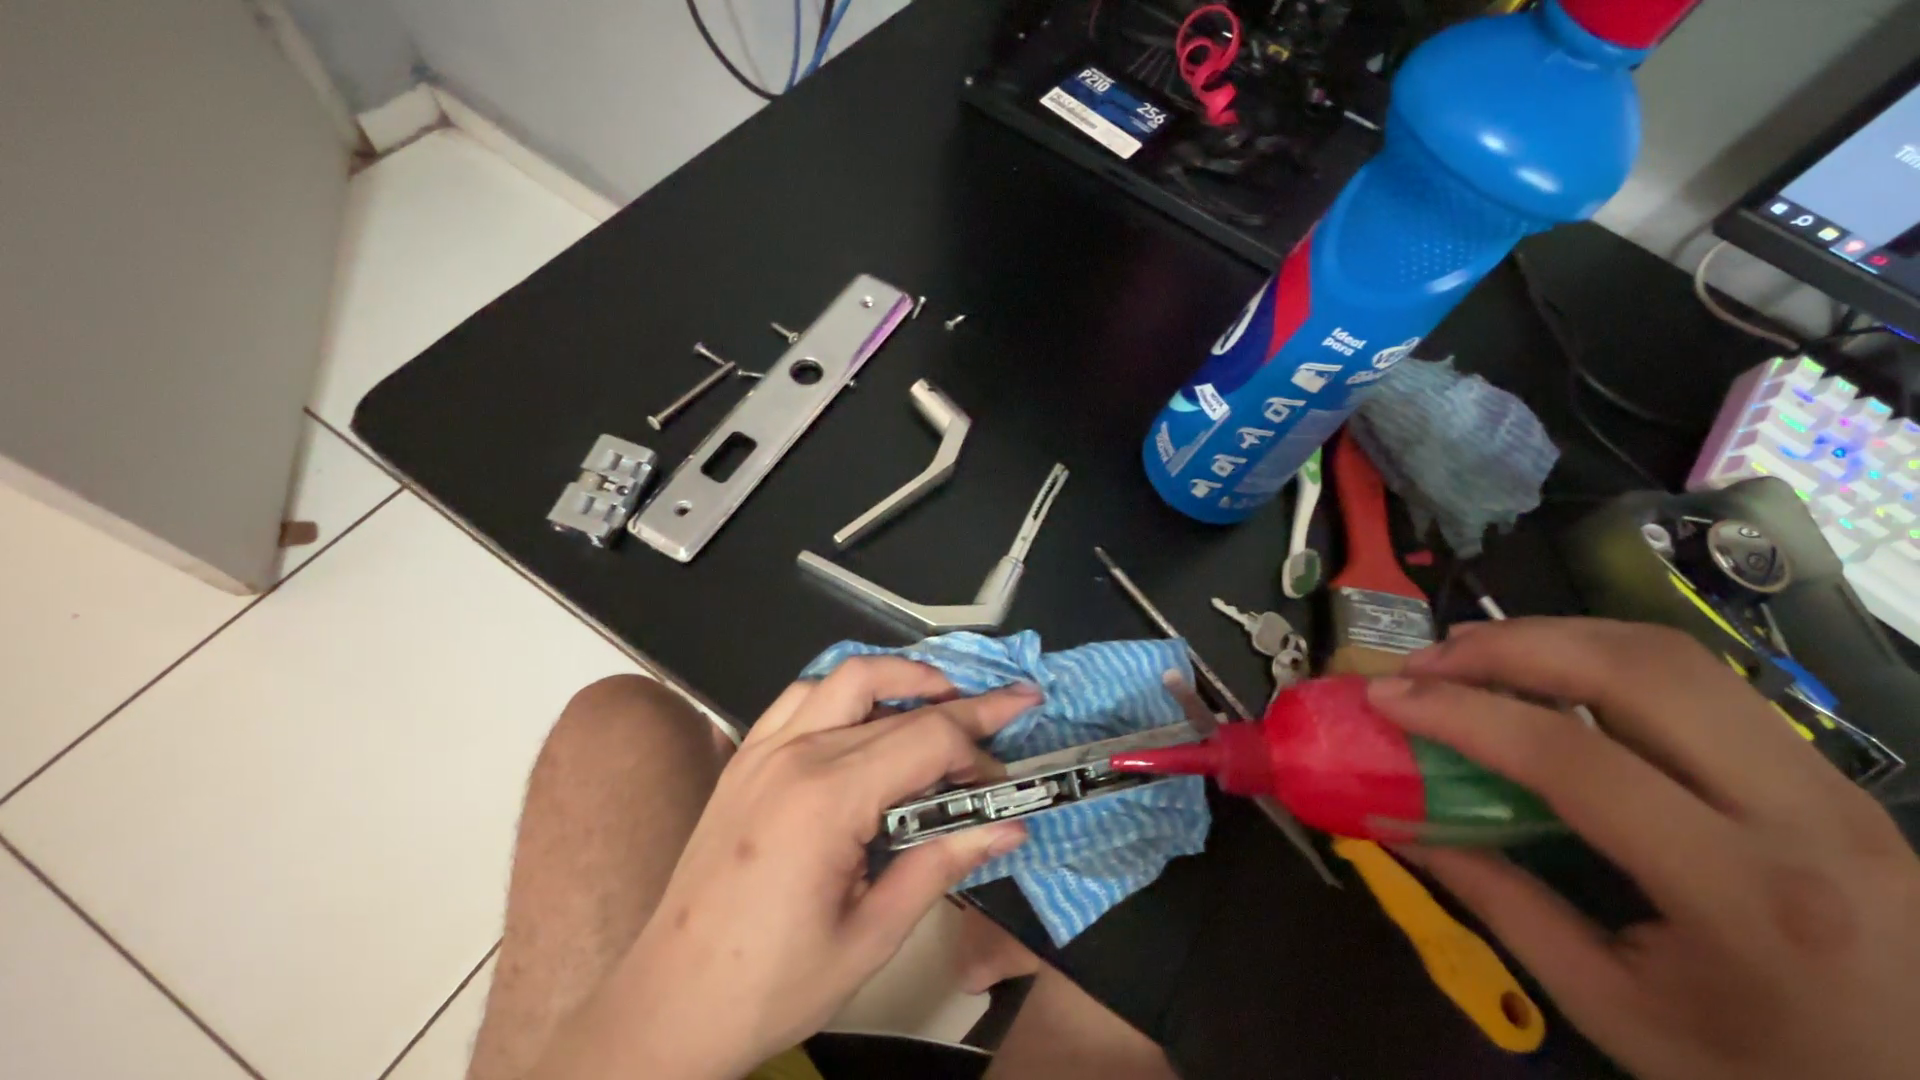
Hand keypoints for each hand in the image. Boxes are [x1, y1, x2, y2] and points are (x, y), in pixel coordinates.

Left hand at [537, 657, 1035, 1079]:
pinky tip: (867, 719)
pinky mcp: (742, 759)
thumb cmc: (773, 984)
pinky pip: (800, 698)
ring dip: (901, 678)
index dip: (981, 746)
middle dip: (961, 706)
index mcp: (827, 801)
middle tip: (1007, 710)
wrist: (671, 1003)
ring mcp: (761, 750)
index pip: (928, 739)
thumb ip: (941, 866)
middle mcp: (794, 757)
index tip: (1013, 763)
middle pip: (897, 703)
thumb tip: (1008, 828)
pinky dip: (845, 692)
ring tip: (944, 701)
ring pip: (844, 677)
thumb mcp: (872, 936)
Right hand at [1365, 618, 1919, 1079]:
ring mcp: (1832, 784)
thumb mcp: (1613, 1007)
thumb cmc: (1760, 1073)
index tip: (1387, 697)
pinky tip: (1548, 674)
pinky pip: (1700, 682)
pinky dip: (1602, 657)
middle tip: (1426, 658)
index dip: (1466, 715)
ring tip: (1471, 652)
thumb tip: (1397, 820)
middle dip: (1512, 645)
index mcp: (1747, 898)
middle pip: (1641, 672)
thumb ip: (1499, 901)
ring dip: (1556, 636)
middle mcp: (1805, 817)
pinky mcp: (1827, 772)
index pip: (1580, 763)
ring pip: (1677, 656)